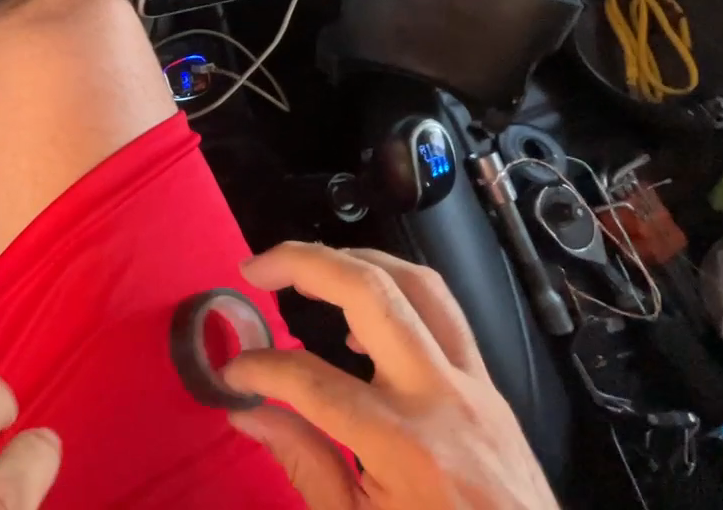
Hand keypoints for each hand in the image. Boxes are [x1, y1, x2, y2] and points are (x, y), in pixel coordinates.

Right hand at [222, 244, 557, 509]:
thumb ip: (303, 462)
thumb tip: (247, 411)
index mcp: (403, 446)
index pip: (309, 378)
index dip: (258, 368)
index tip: (231, 373)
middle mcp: (442, 397)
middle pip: (370, 291)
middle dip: (302, 262)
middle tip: (255, 268)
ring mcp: (476, 386)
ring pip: (417, 282)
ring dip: (353, 260)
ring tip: (307, 268)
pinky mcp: (490, 388)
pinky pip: (442, 312)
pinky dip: (393, 291)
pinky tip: (362, 315)